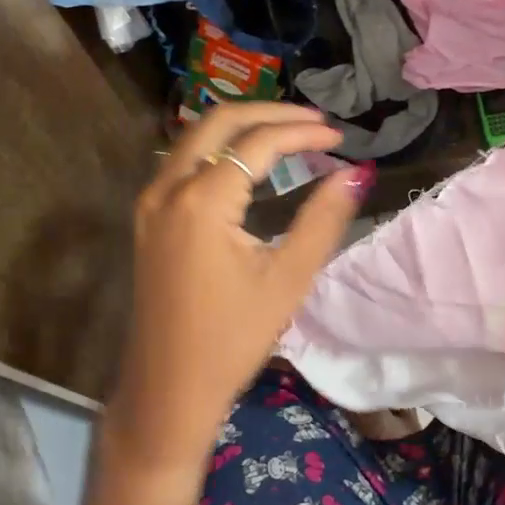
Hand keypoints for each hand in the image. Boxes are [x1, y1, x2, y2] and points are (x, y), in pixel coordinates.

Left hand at [112, 102, 369, 463]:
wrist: (167, 393)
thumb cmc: (232, 339)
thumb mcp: (289, 278)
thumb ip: (324, 217)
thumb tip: (357, 171)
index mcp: (202, 200)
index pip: (259, 141)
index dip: (303, 132)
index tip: (341, 138)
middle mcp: (168, 188)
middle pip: (221, 120)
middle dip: (272, 112)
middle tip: (316, 122)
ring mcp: (151, 202)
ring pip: (197, 135)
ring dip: (244, 125)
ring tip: (290, 133)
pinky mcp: (148, 218)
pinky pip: (185, 159)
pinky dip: (221, 146)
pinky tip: (251, 161)